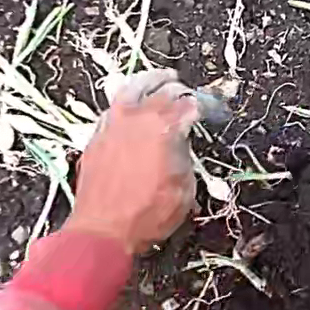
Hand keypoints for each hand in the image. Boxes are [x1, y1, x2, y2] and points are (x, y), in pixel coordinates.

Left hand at [65, 70, 201, 254]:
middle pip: (163, 91)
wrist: (103, 231)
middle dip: (181, 90)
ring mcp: (113, 125)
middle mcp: (138, 119)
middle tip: (190, 93)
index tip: (212, 109)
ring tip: (162, 78)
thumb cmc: (150, 212)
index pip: (190, 104)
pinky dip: (128, 100)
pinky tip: (133, 104)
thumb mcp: (185, 186)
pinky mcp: (97, 137)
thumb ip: (185, 155)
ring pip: (132, 89)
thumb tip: (179, 143)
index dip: (205, 105)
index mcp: (165, 128)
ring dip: (150, 81)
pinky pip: (113, 107)